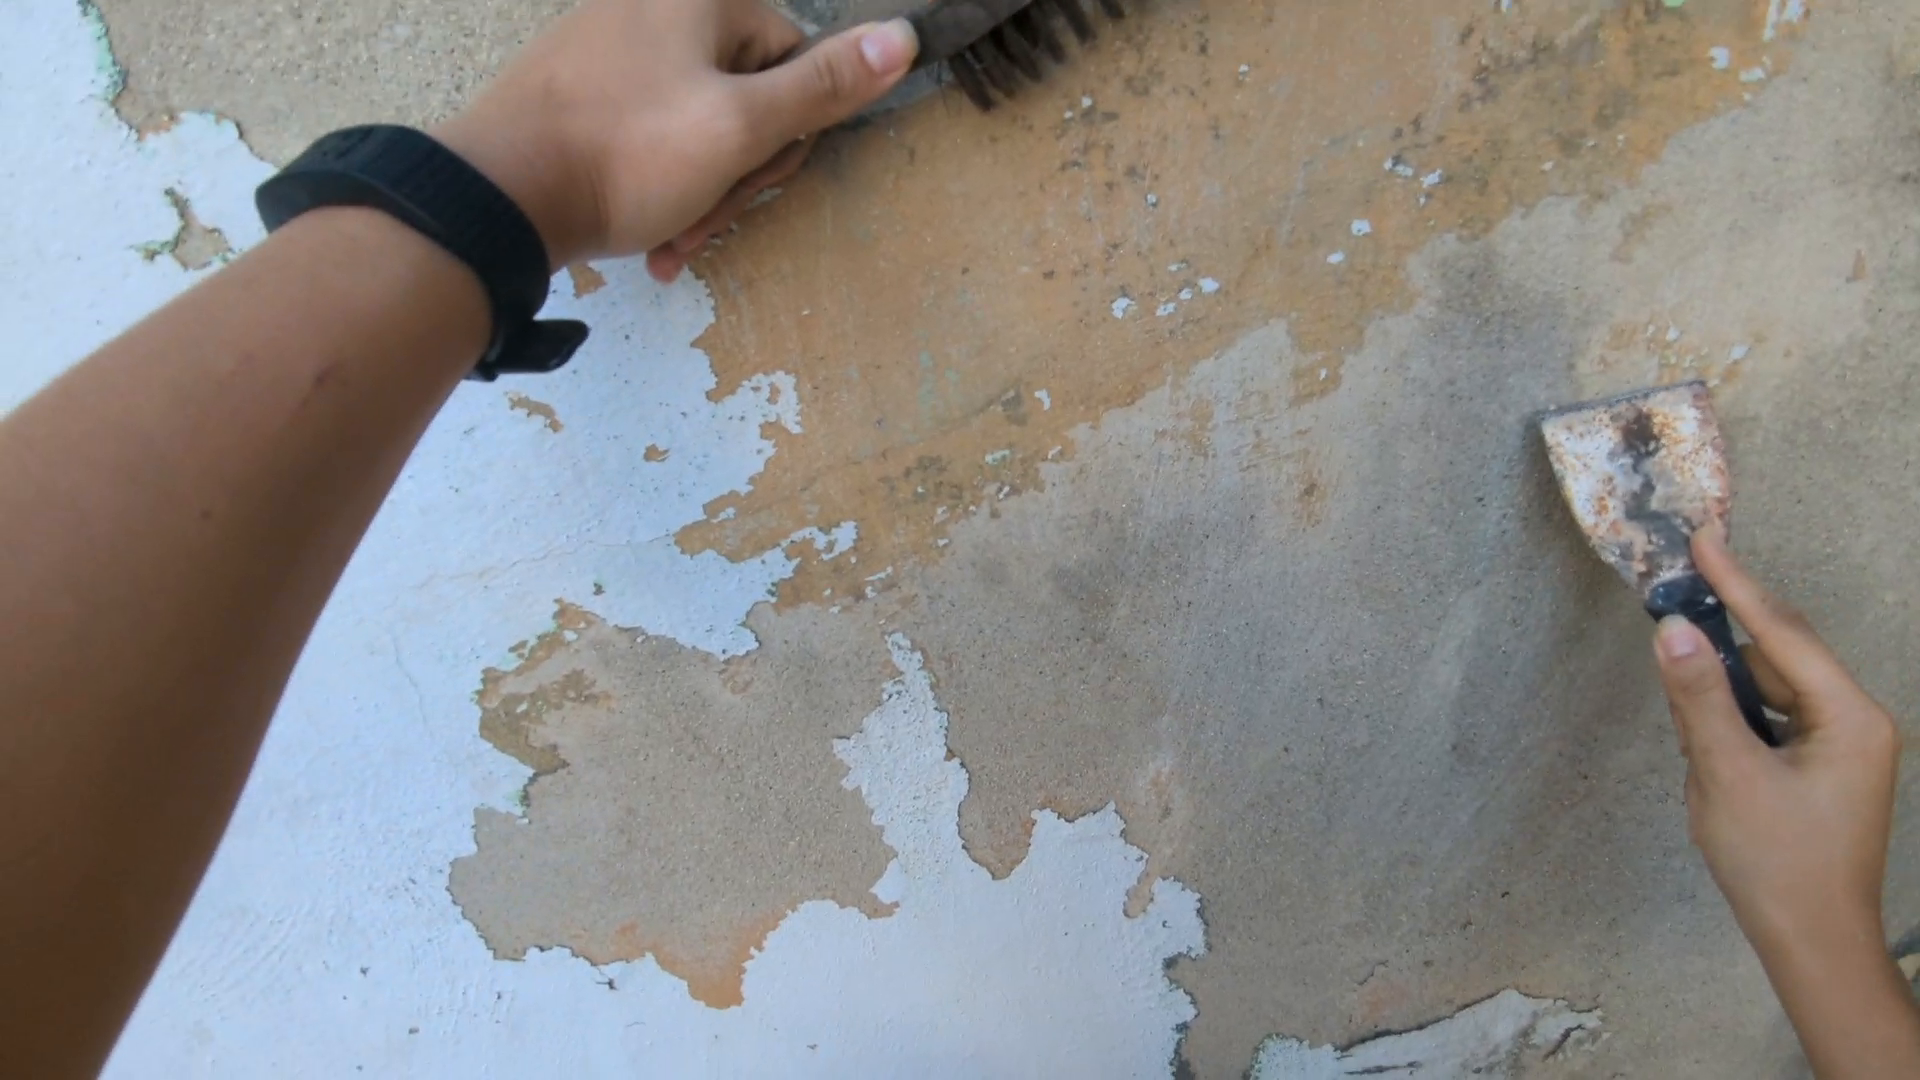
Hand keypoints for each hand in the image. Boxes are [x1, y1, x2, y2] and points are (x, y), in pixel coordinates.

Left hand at [432, 0, 918, 279]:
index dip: (788, 131)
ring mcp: (623, 53)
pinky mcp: (597, 96)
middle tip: (710, 212)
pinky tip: (659, 238)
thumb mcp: (741, 126)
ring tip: (679, 238)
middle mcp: (662, 10)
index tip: (753, 175)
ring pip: (709, 132)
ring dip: (707, 198)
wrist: (507, 196)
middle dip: (741, 173)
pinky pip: (664, 143)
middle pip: (752, 99)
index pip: (795, 58)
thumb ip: (822, 88)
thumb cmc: (632, 155)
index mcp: (701, 0)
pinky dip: (670, 193)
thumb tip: (903, 35)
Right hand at [1655, 526, 1919, 1076]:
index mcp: (1850, 718)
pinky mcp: (1807, 755)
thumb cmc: (1772, 852)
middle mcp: (1852, 719)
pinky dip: (1726, 684)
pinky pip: (1762, 701)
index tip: (1705, 538)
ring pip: (1768, 673)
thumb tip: (1672, 627)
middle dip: (1734, 604)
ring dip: (1723, 647)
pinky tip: (1698, 681)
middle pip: (1782, 646)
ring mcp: (1832, 738)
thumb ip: (1699, 695)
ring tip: (1679, 614)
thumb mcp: (1726, 769)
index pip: (1781, 634)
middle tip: (1686, 562)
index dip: (1738, 583)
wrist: (1805, 929)